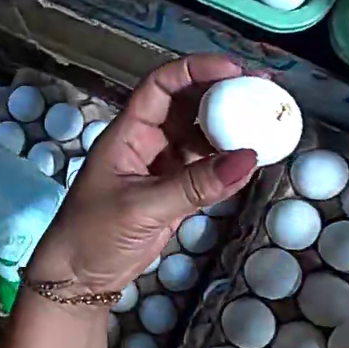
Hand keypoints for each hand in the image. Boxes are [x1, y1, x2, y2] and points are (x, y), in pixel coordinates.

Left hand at [27, 55, 261, 295]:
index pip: (161, 86)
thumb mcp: (141, 207)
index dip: (195, 70)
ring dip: (231, 128)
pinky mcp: (173, 193)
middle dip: (223, 93)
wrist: (79, 277)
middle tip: (266, 89)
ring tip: (269, 120)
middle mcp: (147, 143)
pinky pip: (206, 169)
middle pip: (187, 106)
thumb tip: (249, 159)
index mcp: (128, 133)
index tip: (235, 70)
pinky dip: (228, 164)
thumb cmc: (94, 233)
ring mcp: (161, 168)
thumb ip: (194, 185)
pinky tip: (254, 158)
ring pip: (200, 137)